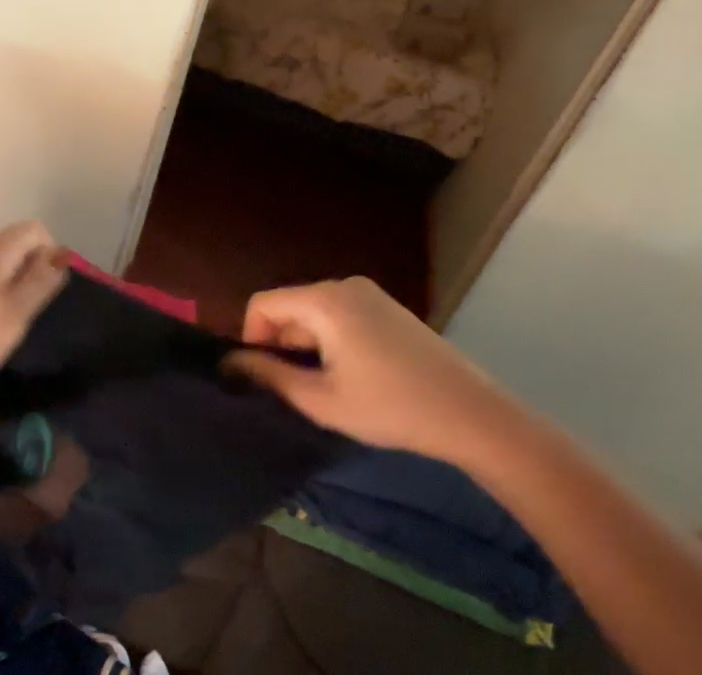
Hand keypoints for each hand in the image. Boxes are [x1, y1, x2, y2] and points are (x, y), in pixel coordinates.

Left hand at [0, 221, 68, 410]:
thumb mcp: (13, 315)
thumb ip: (39, 282)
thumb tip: (63, 252)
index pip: (34, 229)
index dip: (51, 253)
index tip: (50, 291)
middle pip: (15, 245)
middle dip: (33, 271)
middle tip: (33, 312)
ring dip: (13, 287)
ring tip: (13, 324)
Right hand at [225, 277, 518, 465]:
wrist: (472, 415)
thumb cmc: (391, 407)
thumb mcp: (320, 400)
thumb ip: (269, 376)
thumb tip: (229, 364)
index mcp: (325, 301)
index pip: (262, 304)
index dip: (251, 340)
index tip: (264, 378)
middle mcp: (345, 286)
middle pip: (289, 307)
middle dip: (281, 345)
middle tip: (296, 390)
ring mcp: (370, 295)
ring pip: (313, 315)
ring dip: (306, 347)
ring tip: (326, 388)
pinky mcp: (388, 309)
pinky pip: (339, 316)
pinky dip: (330, 342)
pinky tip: (352, 378)